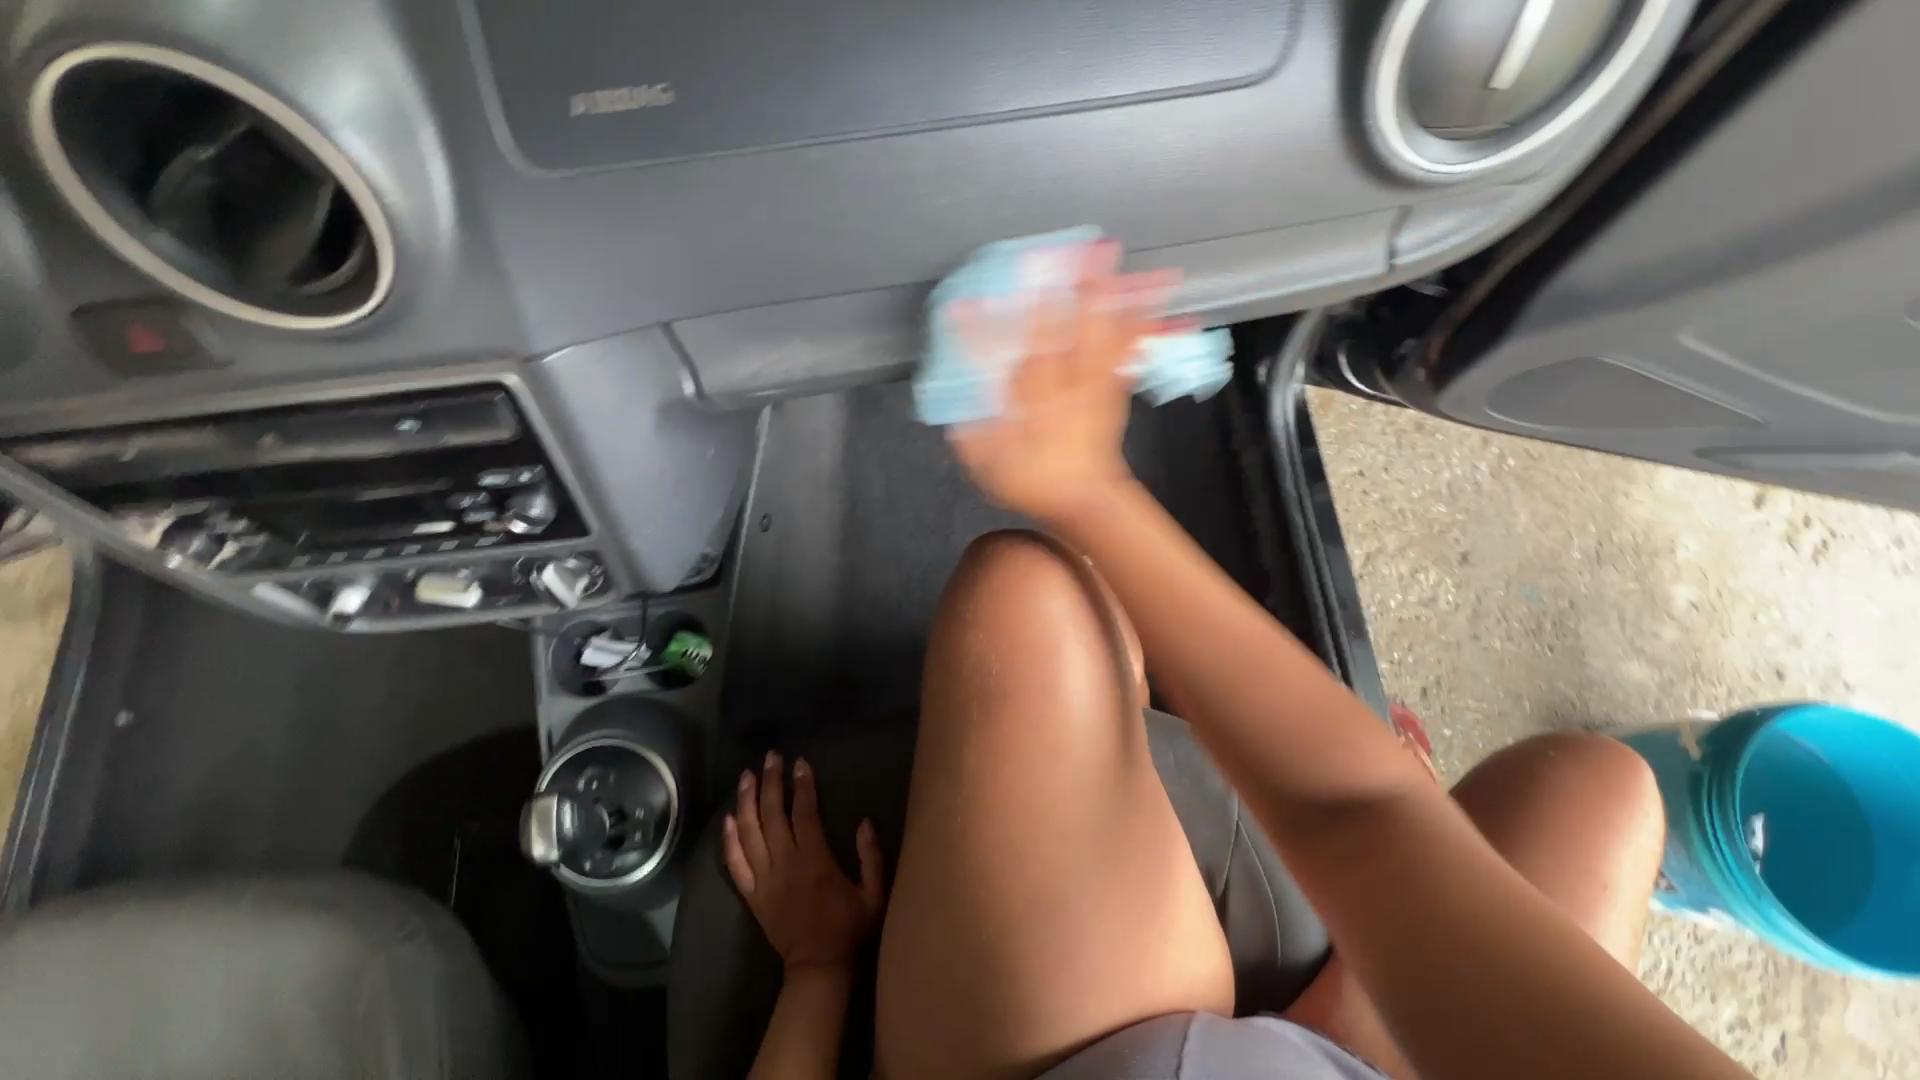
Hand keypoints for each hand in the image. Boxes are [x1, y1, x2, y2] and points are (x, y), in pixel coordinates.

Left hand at [725, 752, 886, 971]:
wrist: (818, 968)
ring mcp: (764, 880)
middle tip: (772, 756)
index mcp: (815, 861)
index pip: (804, 813)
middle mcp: (785, 864)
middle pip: (772, 814)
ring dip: (747, 801)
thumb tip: (865, 820)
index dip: (803, 785)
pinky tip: (728, 817)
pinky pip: (735, 864)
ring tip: (747, 775)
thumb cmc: (850, 929)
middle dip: (771, 782)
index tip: (801, 763)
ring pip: (749, 832)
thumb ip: (872, 856)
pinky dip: (729, 840)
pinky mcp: (752, 895)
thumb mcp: (875, 894)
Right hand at [947, 239, 1181, 524]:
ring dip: (1106, 292)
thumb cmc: (1032, 482)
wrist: (1083, 501)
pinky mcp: (1112, 387)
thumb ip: (972, 433)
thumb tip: (955, 401)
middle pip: (1064, 333)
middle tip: (1079, 250)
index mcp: (1026, 407)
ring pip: (1098, 333)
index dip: (976, 334)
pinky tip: (1154, 298)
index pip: (997, 366)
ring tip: (1114, 255)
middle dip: (1070, 291)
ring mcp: (1091, 385)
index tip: (960, 306)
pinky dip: (1140, 321)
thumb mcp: (988, 466)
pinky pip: (1126, 349)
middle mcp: (1062, 389)